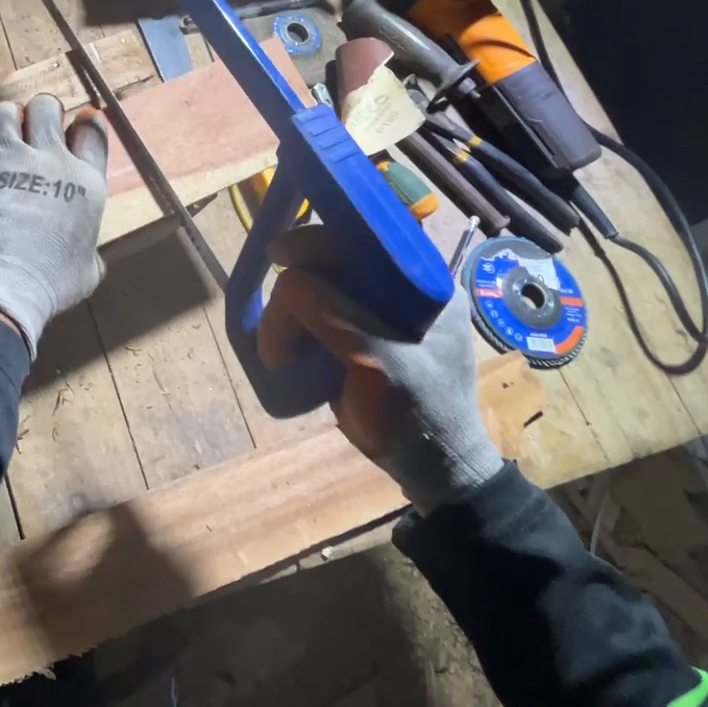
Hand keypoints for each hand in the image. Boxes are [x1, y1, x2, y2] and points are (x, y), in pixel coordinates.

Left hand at [0, 95, 109, 356]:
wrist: (2, 282)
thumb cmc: (51, 284)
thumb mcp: (88, 270)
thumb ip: (89, 249)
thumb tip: (87, 255)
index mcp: (86, 183)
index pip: (92, 132)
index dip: (86, 122)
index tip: (78, 123)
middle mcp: (51, 160)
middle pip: (46, 107)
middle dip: (39, 112)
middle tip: (31, 128)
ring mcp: (11, 157)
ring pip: (5, 111)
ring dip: (2, 120)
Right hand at [256, 226, 500, 510]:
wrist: (433, 472)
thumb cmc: (416, 416)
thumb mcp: (374, 361)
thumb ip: (331, 314)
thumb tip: (284, 281)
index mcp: (423, 283)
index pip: (362, 234)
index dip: (317, 239)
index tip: (277, 255)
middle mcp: (402, 286)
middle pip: (331, 258)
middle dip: (294, 288)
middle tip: (274, 329)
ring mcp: (378, 310)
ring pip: (315, 285)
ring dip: (288, 316)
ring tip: (280, 355)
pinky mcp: (358, 332)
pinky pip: (314, 311)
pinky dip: (293, 327)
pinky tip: (289, 351)